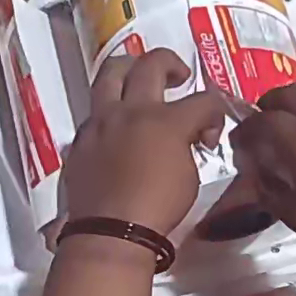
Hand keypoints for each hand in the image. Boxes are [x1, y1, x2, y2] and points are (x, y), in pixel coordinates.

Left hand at [63, 52, 225, 234]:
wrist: (111, 231)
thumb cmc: (159, 208)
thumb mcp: (189, 177)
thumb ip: (186, 147)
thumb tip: (185, 139)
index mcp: (166, 121)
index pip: (203, 100)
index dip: (215, 113)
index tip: (210, 134)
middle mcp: (131, 110)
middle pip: (151, 64)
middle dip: (171, 64)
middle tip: (179, 76)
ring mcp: (101, 121)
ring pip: (110, 73)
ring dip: (129, 70)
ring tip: (137, 80)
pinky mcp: (80, 139)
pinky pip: (94, 113)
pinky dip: (109, 113)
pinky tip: (116, 129)